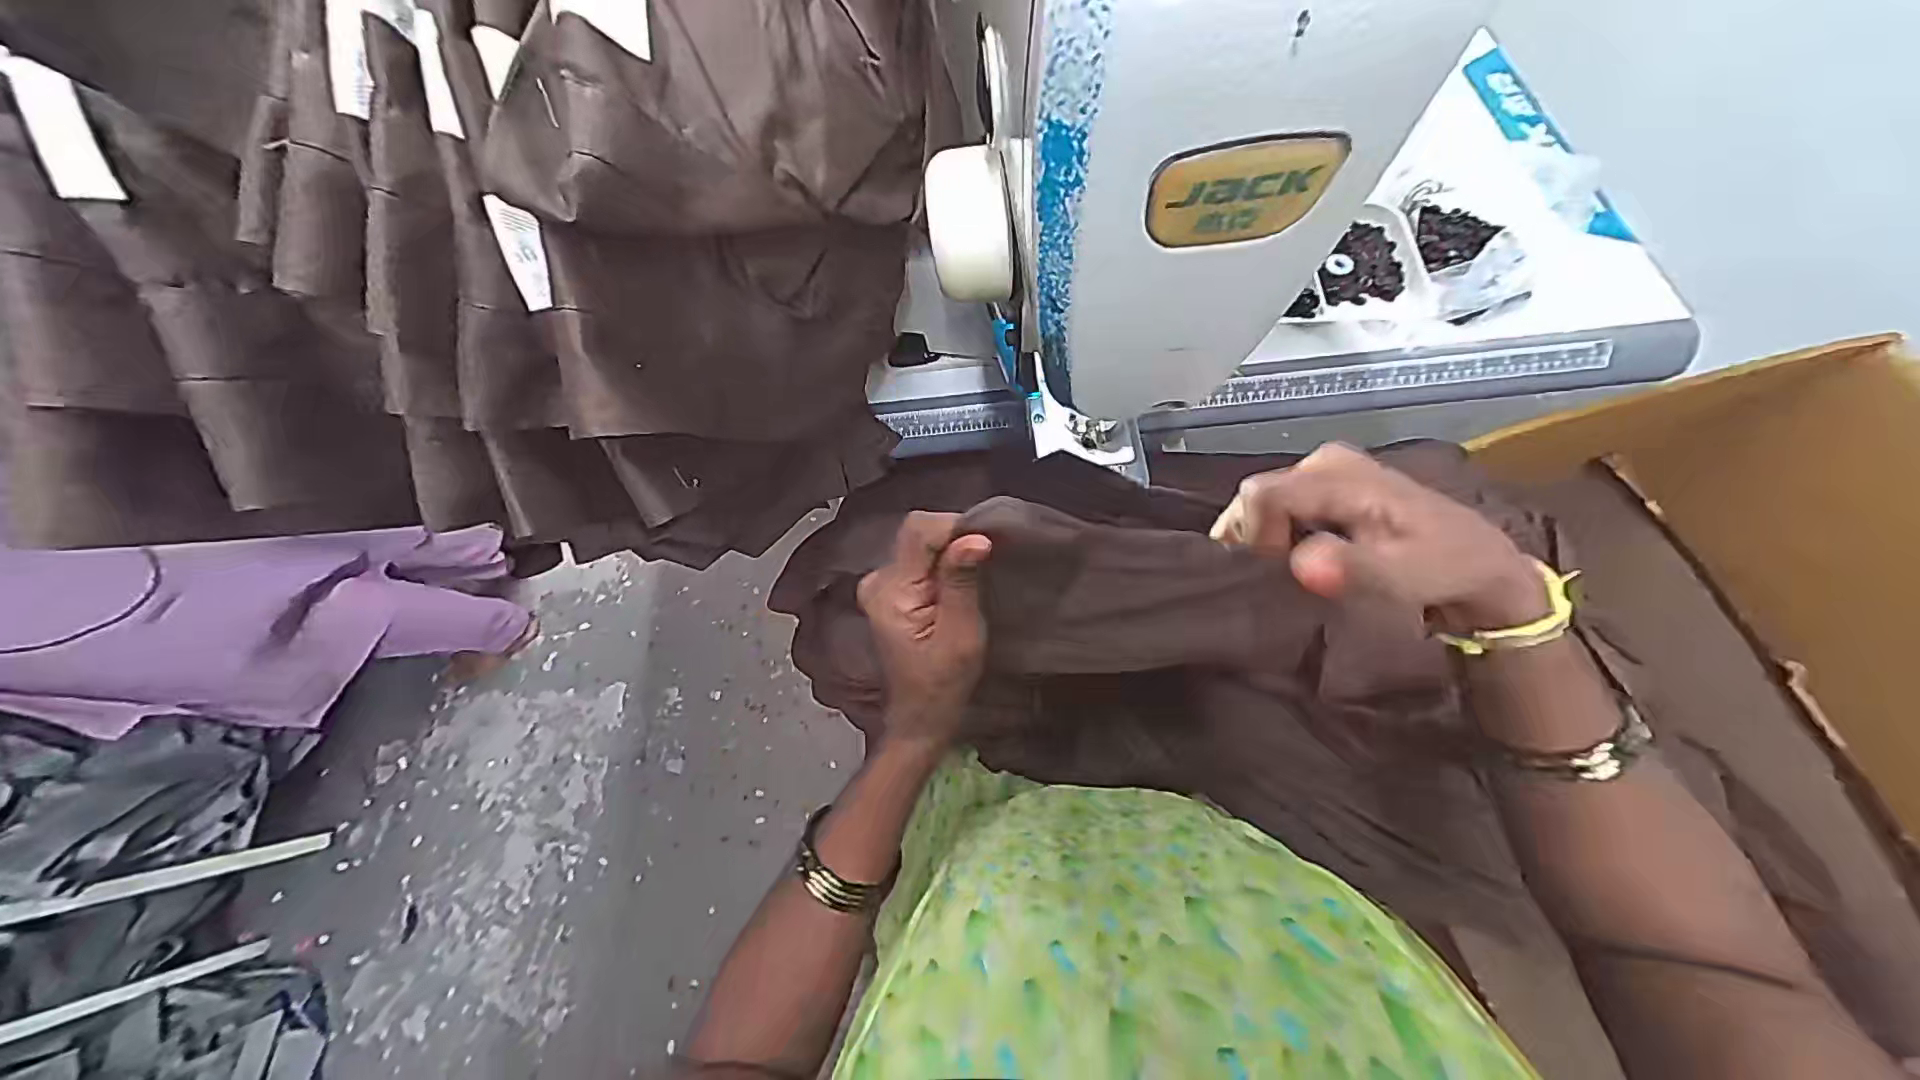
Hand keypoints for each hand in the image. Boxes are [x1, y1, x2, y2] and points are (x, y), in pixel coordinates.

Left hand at [857, 511, 992, 747]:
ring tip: (975, 578)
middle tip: (984, 565)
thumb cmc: (944, 684)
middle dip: (955, 541)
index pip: (919, 531)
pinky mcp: (889, 592)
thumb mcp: (962, 634)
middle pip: (918, 535)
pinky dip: (942, 566)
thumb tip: (974, 538)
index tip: (986, 546)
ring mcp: (879, 586)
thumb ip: (962, 583)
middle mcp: (877, 581)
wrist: (920, 718)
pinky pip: (919, 562)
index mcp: (890, 591)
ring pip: (920, 546)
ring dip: (950, 554)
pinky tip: (958, 587)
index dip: (955, 528)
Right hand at [1211, 442, 1544, 630]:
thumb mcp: (1406, 575)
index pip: (1260, 497)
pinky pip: (1272, 510)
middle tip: (1286, 579)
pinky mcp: (1319, 486)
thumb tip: (1303, 564)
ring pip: (1257, 507)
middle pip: (1252, 500)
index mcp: (1338, 473)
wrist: (1479, 563)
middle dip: (1256, 542)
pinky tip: (1297, 558)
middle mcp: (1321, 461)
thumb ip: (1353, 568)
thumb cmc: (1445, 568)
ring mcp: (1319, 470)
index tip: (1285, 573)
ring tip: (1292, 572)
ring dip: (1263, 543)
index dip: (1258, 538)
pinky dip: (1272, 538)